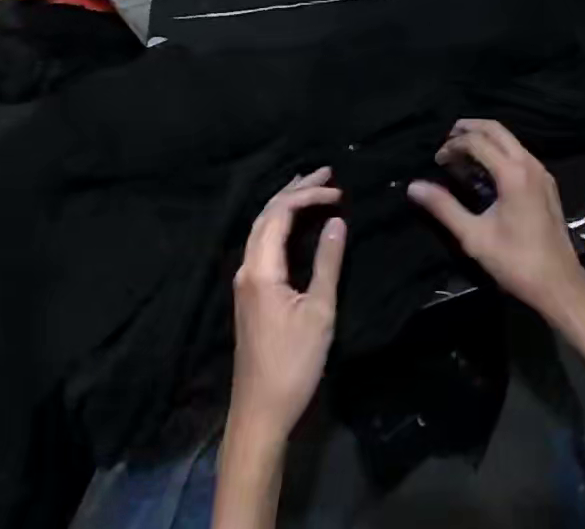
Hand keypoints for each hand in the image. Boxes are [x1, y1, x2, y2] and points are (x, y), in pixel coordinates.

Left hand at [229, 167, 345, 437]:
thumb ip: (327, 262)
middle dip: (295, 189)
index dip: (309, 196)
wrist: (261, 411)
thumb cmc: (294, 362)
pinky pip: (262, 244)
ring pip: (261, 229)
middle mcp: (246, 269)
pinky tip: (296, 223)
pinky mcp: (250, 294)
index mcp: (260, 270)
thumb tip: (336, 220)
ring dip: (285, 204)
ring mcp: (245, 282)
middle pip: (265, 216)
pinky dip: (280, 223)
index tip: (340, 192)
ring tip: (312, 186)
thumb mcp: (320, 311)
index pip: (280, 215)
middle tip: (326, 172)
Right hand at [407, 119, 584, 322]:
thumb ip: (444, 207)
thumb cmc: (515, 261)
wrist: (558, 282)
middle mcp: (530, 164)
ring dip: (485, 139)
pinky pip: (519, 154)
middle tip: (446, 138)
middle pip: (497, 130)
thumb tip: (414, 186)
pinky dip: (499, 151)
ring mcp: (542, 172)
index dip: (453, 145)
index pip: (478, 141)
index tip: (436, 160)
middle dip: (470, 128)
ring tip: (461, 151)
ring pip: (510, 140)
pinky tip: (485, 168)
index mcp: (513, 173)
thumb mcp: (473, 236)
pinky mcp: (546, 183)